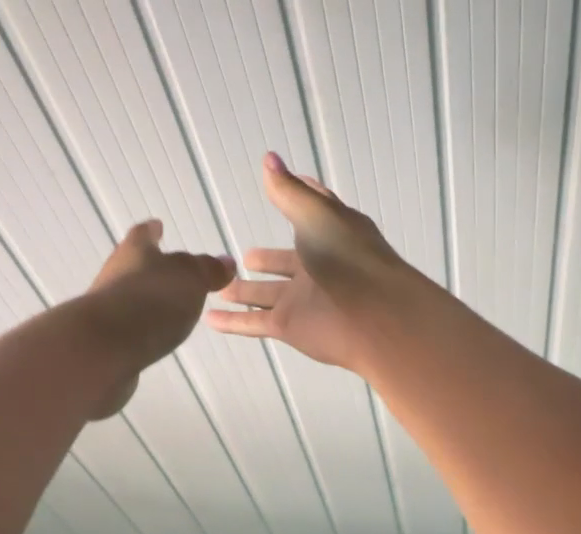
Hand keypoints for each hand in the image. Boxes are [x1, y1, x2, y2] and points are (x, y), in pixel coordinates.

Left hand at [80, 220, 233, 417]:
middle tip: (171, 276)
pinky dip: (138, 331)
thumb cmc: (151, 302)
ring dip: (145, 303)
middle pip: (132, 267)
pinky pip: (126, 330)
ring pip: (127, 299)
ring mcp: (105, 311)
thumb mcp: (190, 280)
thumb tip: (225, 262)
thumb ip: (207, 271)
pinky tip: (150, 339)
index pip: (143, 236)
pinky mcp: (103, 342)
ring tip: (167, 311)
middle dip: (150, 270)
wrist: (104, 348)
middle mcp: (114, 276)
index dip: (152, 232)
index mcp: (134, 252)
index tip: (157, 227)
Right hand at [206, 153, 413, 371]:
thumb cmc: (348, 257)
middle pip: (285, 262)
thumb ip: (288, 192)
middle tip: (245, 256)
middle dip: (267, 259)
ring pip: (265, 294)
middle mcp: (316, 267)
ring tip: (219, 286)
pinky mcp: (288, 327)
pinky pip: (253, 322)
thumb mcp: (316, 214)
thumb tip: (269, 159)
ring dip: (243, 291)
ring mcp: (301, 300)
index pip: (310, 217)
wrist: (371, 315)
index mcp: (330, 235)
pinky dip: (232, 321)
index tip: (280, 195)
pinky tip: (209, 318)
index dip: (296, 205)